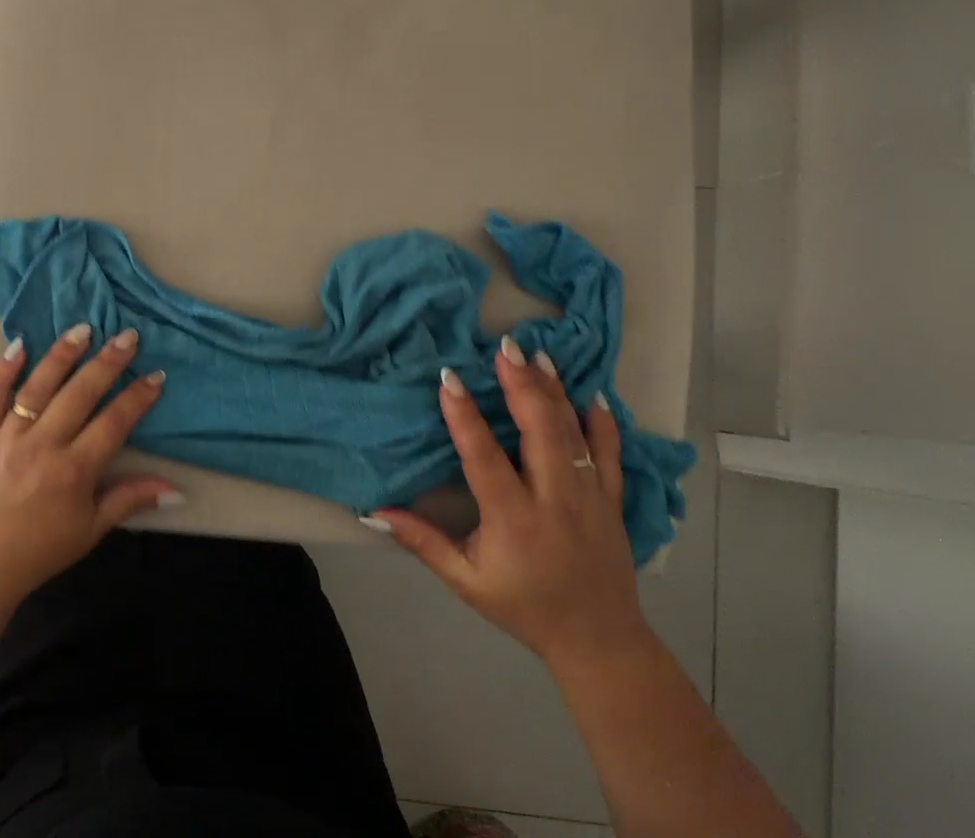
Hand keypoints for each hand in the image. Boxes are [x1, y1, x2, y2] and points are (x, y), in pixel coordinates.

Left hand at [0, 324, 175, 609]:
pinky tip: (19, 345)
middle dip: (107, 362)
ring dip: (62, 356)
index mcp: (74, 470)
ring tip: (82, 329)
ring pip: (38, 388)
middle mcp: (43, 446)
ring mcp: (7, 438)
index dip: (137, 397)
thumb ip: (129, 500)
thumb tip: (175, 488)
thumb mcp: (91, 530)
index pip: (114, 423)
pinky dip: (4, 370)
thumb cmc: (41, 549)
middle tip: (127, 336)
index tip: (155, 375)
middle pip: (80, 394)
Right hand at [372, 337, 652, 670]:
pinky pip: (612, 454)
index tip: (450, 380)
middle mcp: (555, 500)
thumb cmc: (522, 606)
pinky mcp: (613, 502)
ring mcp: (590, 498)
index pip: (484, 457)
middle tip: (504, 350)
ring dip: (555, 392)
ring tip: (540, 356)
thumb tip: (374, 513)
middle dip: (521, 386)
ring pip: (574, 434)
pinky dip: (603, 422)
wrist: (598, 638)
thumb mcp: (464, 580)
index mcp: (513, 518)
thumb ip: (422, 542)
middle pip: (539, 432)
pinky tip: (592, 394)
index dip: (465, 416)